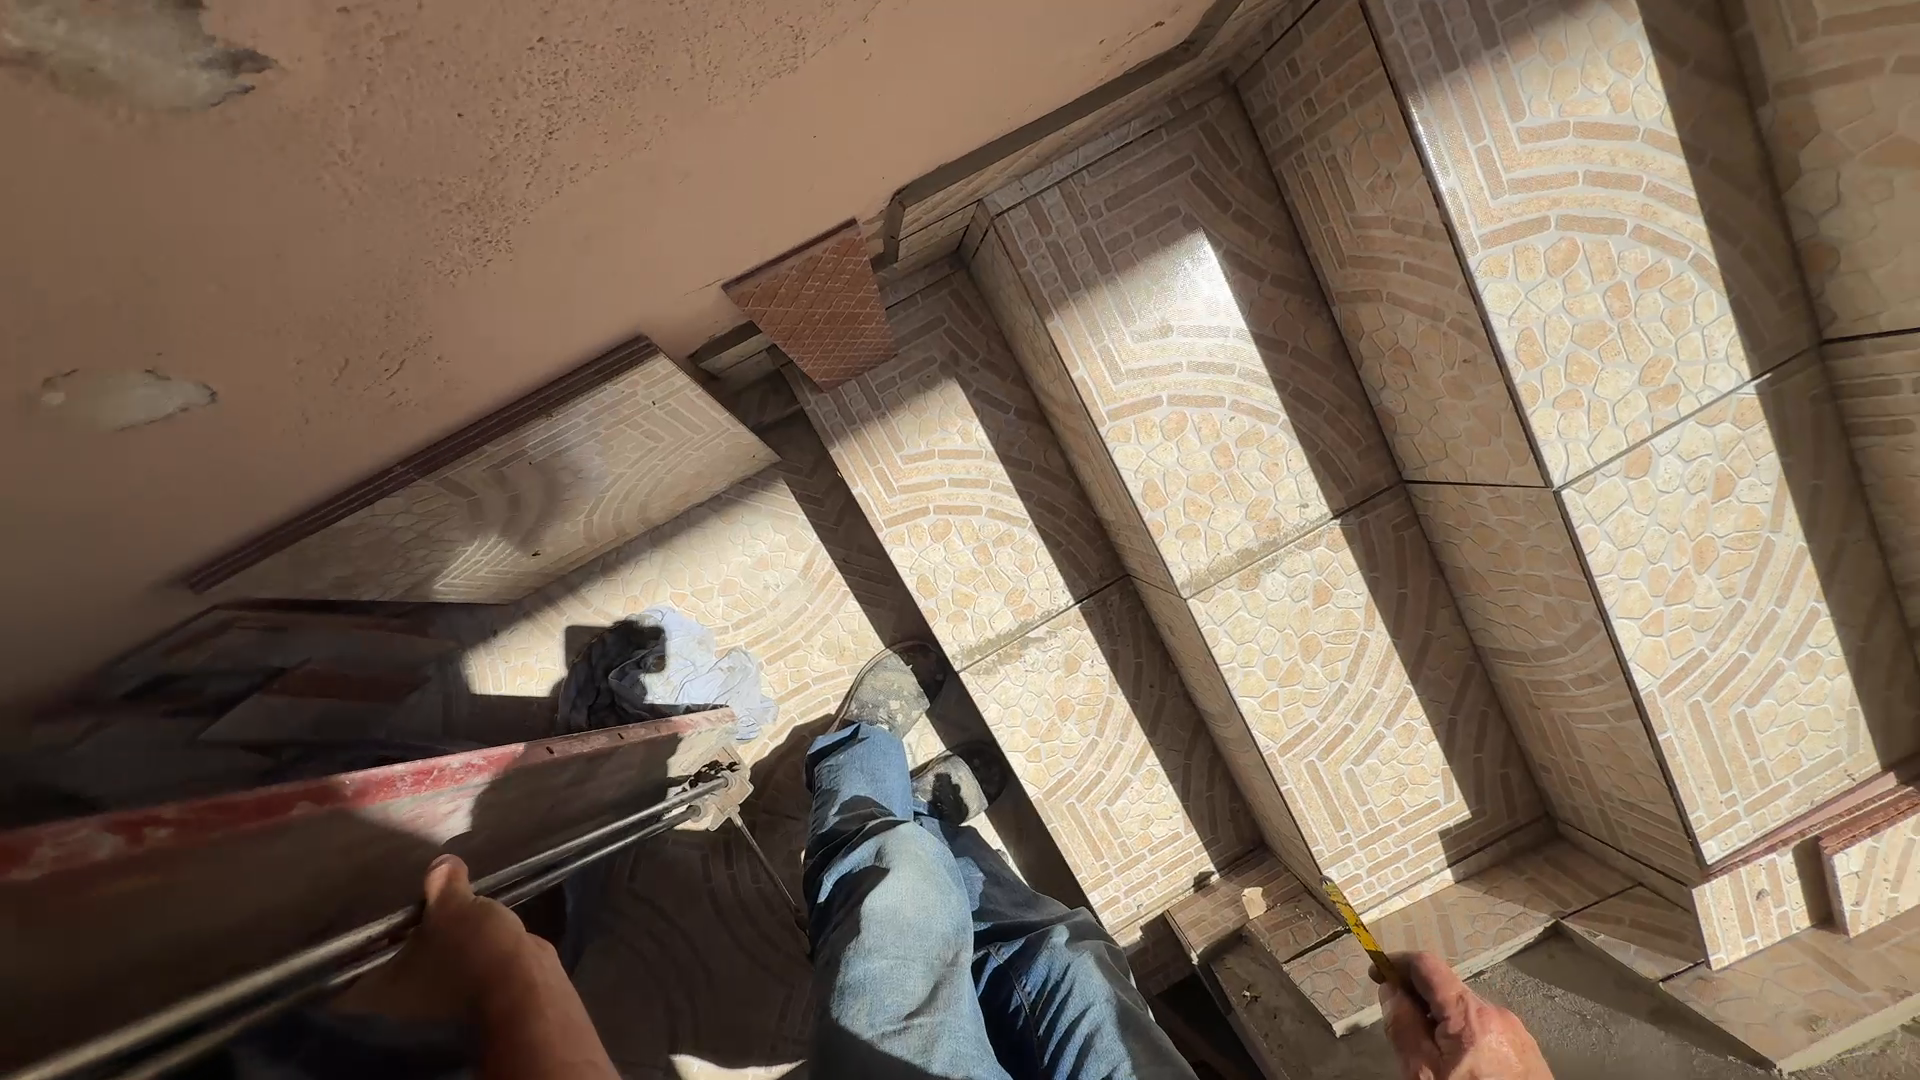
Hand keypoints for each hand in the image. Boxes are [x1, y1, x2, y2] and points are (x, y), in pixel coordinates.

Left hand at [333, 854, 557, 1022]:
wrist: (520, 979)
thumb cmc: (470, 951)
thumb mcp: (452, 907)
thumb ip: (441, 883)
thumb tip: (441, 862)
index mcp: (376, 985)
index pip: (344, 965)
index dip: (347, 938)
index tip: (356, 909)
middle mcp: (397, 993)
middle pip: (387, 950)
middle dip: (398, 922)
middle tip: (400, 888)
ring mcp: (432, 988)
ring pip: (424, 949)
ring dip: (434, 926)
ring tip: (438, 891)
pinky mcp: (464, 980)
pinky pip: (452, 950)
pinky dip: (458, 933)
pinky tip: (469, 907)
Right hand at [1376, 952, 1551, 1079]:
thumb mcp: (1422, 1073)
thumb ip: (1401, 1024)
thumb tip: (1390, 989)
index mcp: (1470, 1014)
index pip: (1425, 964)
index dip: (1395, 963)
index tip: (1376, 975)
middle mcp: (1498, 1014)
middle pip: (1445, 988)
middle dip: (1418, 1000)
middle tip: (1403, 1031)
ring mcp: (1518, 1034)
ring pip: (1465, 1011)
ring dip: (1441, 1021)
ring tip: (1434, 1058)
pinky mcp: (1529, 1053)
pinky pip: (1486, 1030)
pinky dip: (1464, 1037)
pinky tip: (1462, 1069)